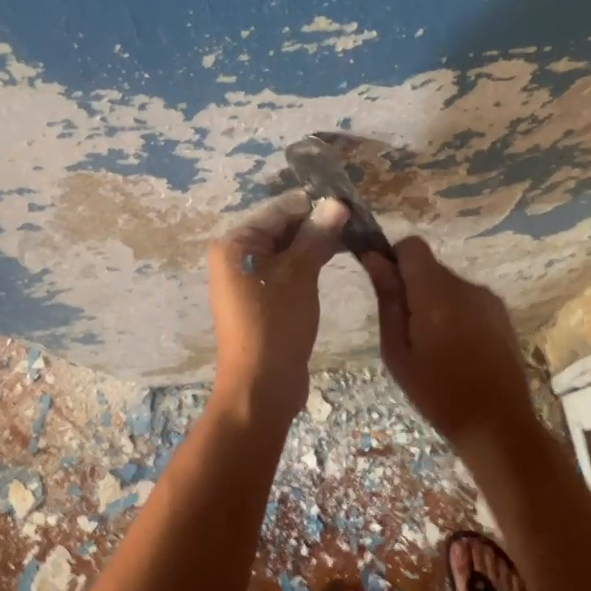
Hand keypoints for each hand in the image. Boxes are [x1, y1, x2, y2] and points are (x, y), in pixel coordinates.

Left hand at [207, 190, 349, 421]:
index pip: (279, 209)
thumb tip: (337, 202)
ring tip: (351, 236)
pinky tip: (333, 258)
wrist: (261, 388)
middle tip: (356, 220)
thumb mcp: (300, 274)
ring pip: (285, 249)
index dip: (313, 205)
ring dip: (313, 243)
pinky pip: (284, 269)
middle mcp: (235, 255)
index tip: (349, 203)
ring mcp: (245, 278)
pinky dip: (306, 263)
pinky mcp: (259, 298)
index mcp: (235, 243)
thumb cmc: (276, 324)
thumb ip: (316, 235)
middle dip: (315, 223)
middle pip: (280, 227)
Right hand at [360, 238, 535, 451]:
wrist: (499, 427)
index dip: (394, 259)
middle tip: (406, 329)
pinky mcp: (502, 314)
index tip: (387, 288)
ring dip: (435, 301)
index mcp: (436, 292)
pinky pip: (468, 299)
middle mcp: (465, 286)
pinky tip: (457, 349)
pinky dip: (455, 313)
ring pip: (448, 284)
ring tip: (433, 345)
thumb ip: (387, 299)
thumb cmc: (438, 394)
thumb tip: (373, 258)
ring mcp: (488, 299)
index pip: (411, 245)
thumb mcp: (397, 351)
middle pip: (429, 266)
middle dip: (413, 286)